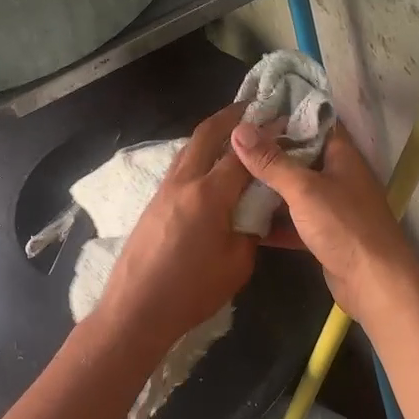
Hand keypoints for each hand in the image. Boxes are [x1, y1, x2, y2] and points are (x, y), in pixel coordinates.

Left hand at [94, 104, 258, 349]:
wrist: (134, 312)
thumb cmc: (191, 291)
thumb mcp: (237, 263)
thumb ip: (252, 228)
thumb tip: (257, 208)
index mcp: (209, 194)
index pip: (244, 152)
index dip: (266, 134)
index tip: (284, 121)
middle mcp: (185, 181)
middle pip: (208, 133)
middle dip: (231, 115)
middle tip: (253, 106)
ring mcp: (164, 190)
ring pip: (190, 147)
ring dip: (212, 133)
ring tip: (234, 132)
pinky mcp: (154, 202)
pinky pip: (181, 165)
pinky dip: (199, 154)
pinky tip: (211, 166)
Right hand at [231, 120, 418, 323]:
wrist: (375, 283)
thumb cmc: (344, 225)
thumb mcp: (304, 189)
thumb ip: (271, 161)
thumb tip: (239, 129)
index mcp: (341, 153)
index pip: (313, 121)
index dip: (285, 112)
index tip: (252, 109)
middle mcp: (338, 174)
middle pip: (300, 155)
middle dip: (269, 151)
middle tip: (231, 143)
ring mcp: (331, 205)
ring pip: (295, 189)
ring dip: (268, 186)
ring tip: (229, 176)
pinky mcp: (324, 233)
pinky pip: (294, 219)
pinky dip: (274, 220)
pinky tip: (243, 218)